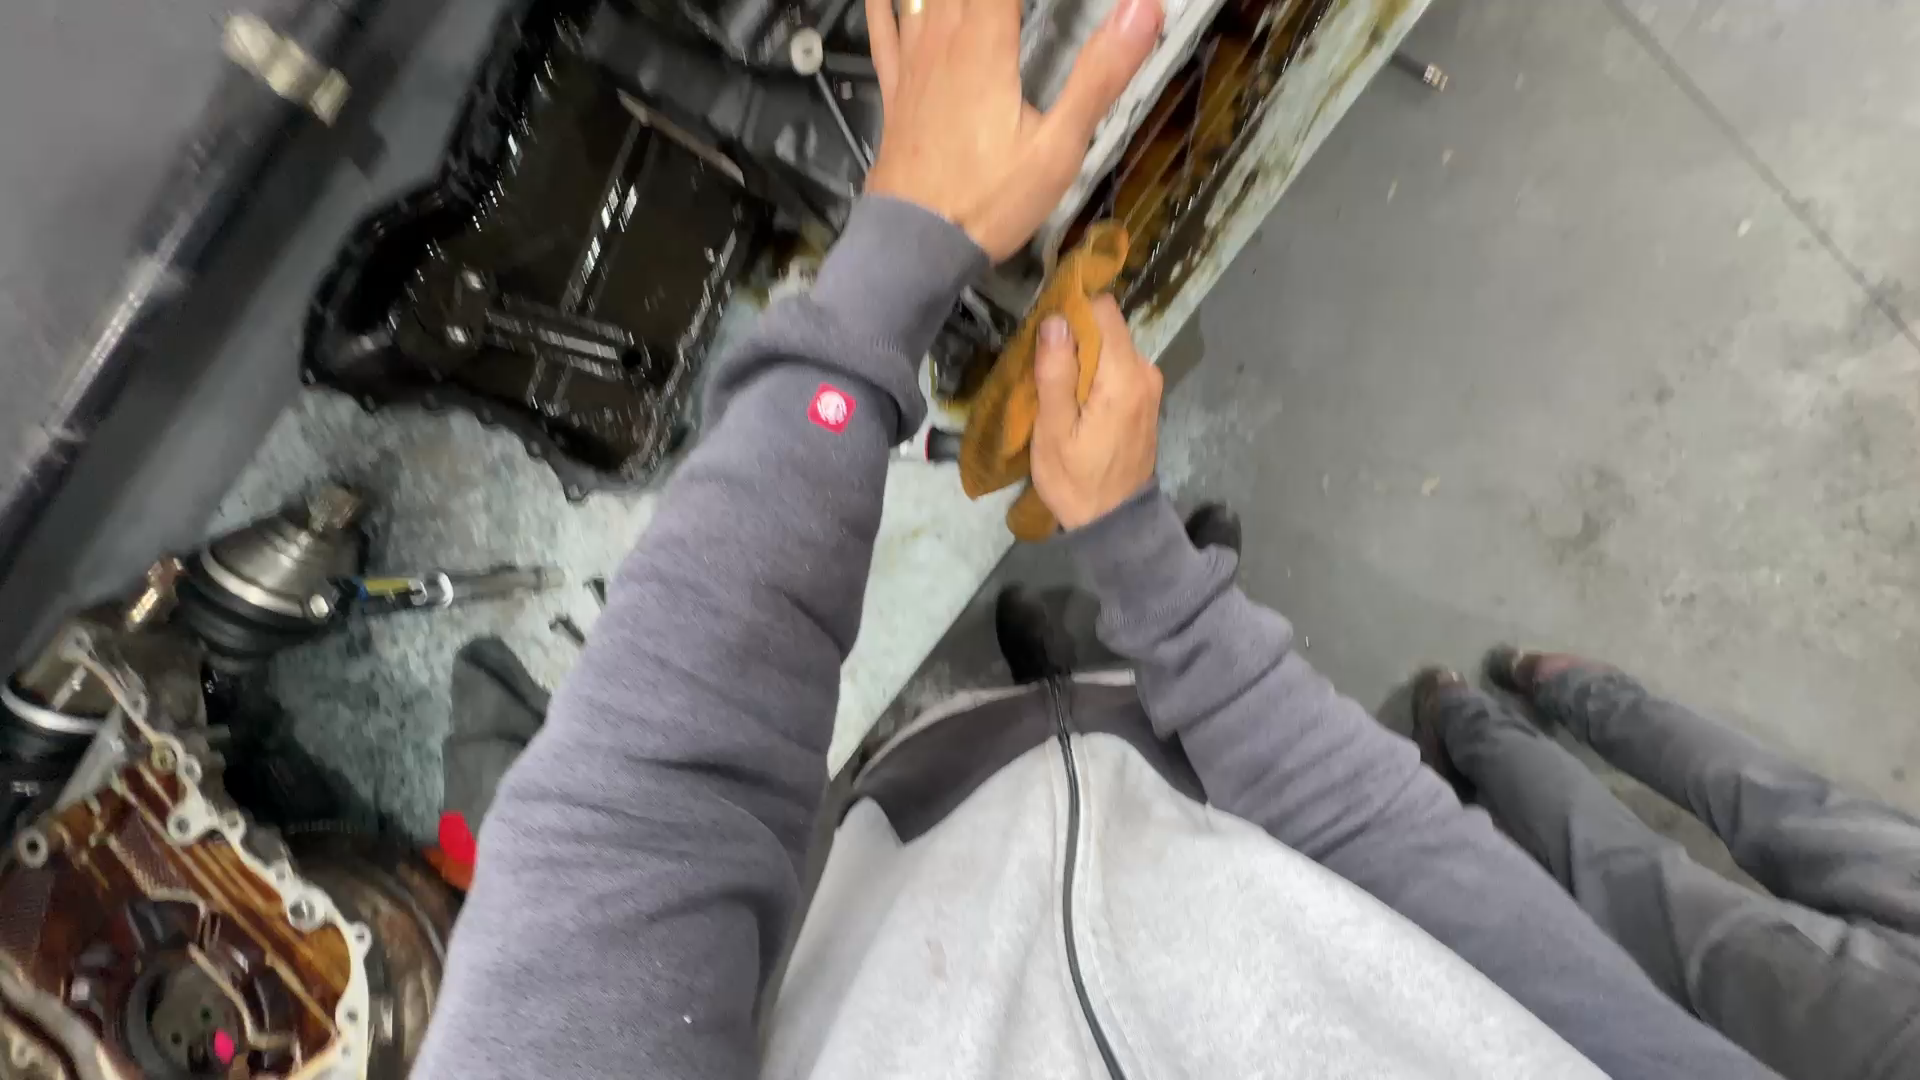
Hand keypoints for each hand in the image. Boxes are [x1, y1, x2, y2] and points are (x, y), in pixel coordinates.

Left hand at [864, 0, 1162, 260]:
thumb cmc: (987, 204)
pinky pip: (882, 30)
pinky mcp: (894, 94)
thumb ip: (1099, 76)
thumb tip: (1145, 8)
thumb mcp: (1056, 149)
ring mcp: (912, 65)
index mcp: (986, 44)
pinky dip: (883, 3)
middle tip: (1015, 3)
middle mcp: (942, 39)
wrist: (916, 247)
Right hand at [1029, 296, 1162, 528]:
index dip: (1071, 310)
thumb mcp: (1054, 431)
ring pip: (1110, 349)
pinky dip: (1094, 375)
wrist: (1113, 522)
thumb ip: (1056, 373)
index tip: (1043, 330)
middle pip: (1107, 328)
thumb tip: (1055, 321)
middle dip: (1073, 338)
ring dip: (1081, 358)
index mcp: (1124, 376)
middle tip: (1041, 364)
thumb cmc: (1076, 481)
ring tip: (1053, 386)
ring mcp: (1149, 387)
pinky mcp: (1145, 400)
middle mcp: (1145, 372)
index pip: (1103, 310)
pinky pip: (1117, 369)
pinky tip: (1074, 400)